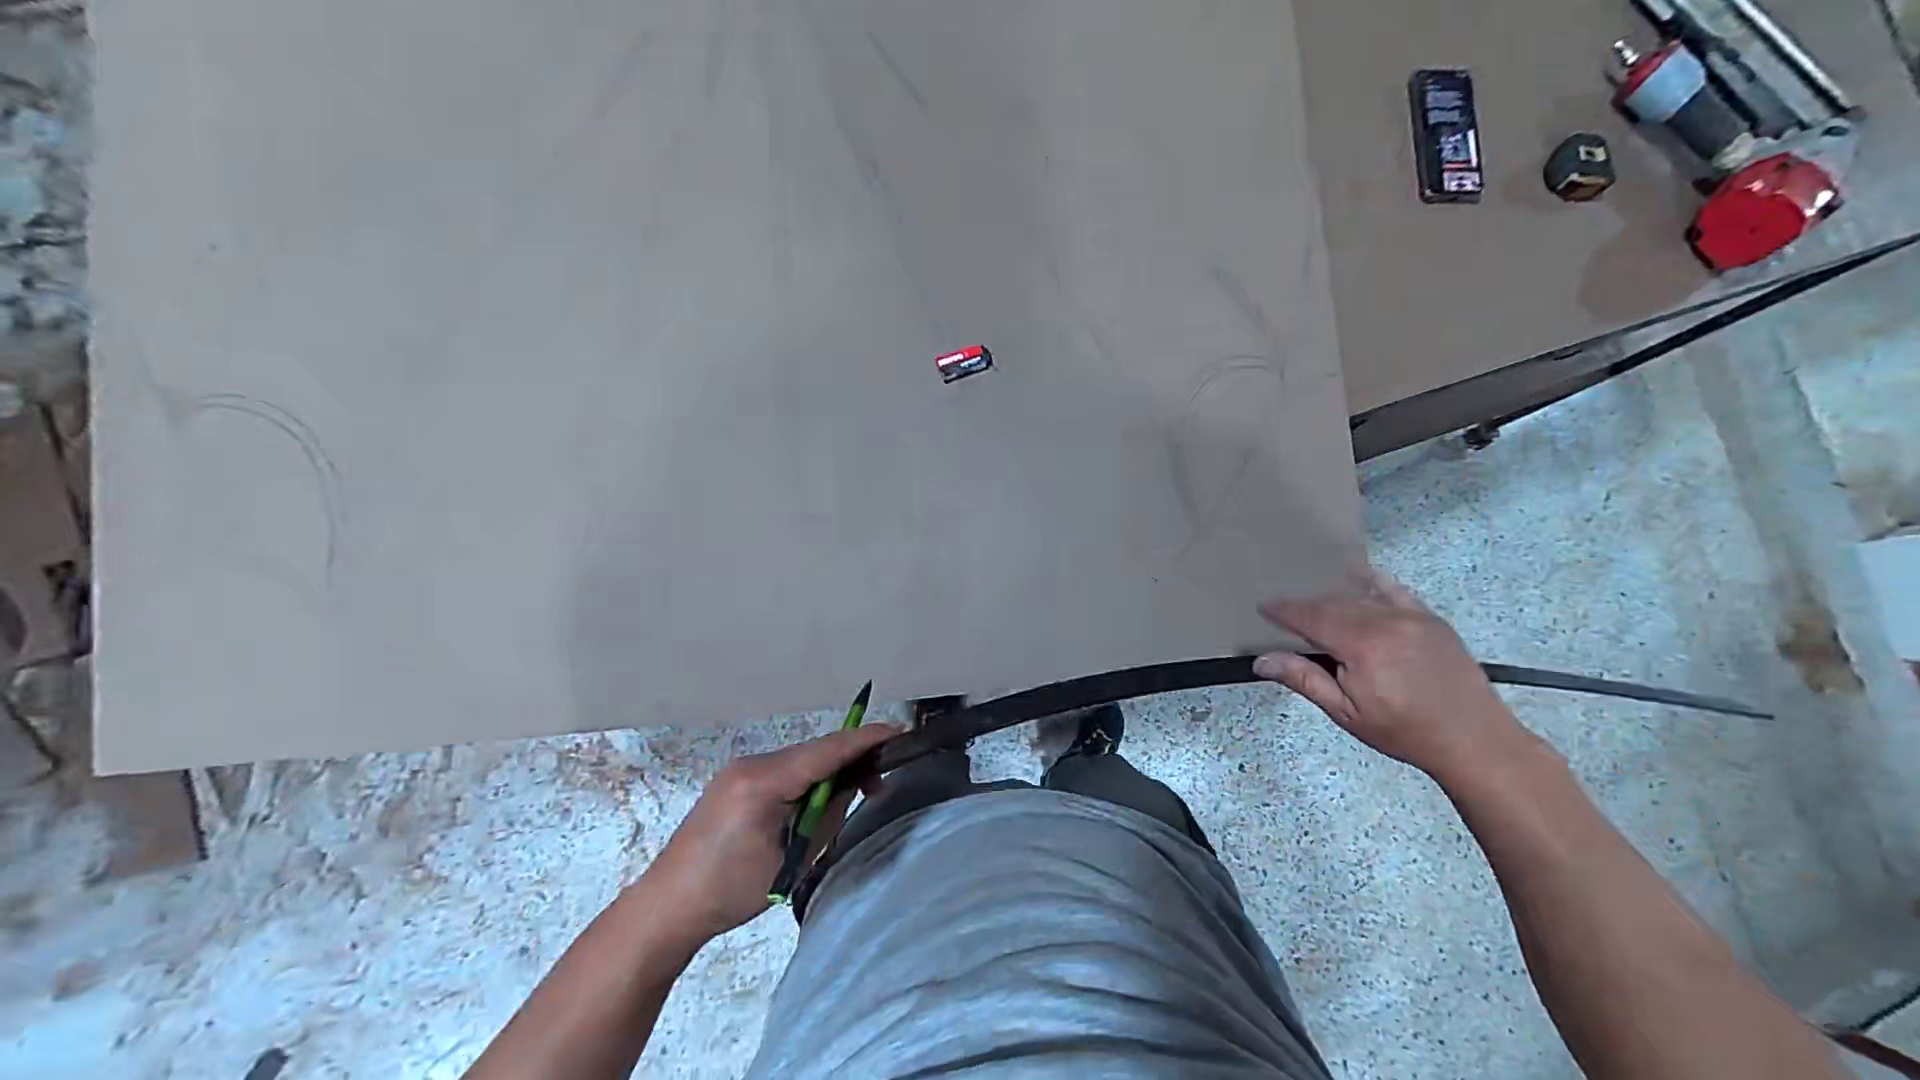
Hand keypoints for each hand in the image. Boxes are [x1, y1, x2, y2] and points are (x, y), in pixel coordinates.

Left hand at [639, 723, 901, 944]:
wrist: (668, 905)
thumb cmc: (730, 891)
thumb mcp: (791, 859)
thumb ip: (826, 816)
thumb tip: (851, 785)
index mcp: (762, 781)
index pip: (825, 751)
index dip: (863, 740)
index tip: (896, 732)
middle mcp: (751, 764)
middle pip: (814, 751)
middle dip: (850, 758)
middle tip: (880, 780)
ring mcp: (740, 770)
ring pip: (800, 759)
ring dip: (828, 770)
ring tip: (854, 792)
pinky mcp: (735, 781)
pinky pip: (784, 769)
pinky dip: (808, 777)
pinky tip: (819, 797)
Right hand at [1253, 570, 1532, 779]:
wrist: (1474, 739)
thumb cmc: (1404, 731)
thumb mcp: (1346, 713)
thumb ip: (1304, 679)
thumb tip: (1262, 661)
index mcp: (1362, 645)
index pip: (1311, 616)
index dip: (1284, 610)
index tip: (1263, 606)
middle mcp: (1386, 621)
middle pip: (1333, 602)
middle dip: (1305, 605)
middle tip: (1284, 611)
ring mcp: (1412, 616)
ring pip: (1360, 595)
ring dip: (1332, 596)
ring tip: (1313, 602)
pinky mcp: (1430, 618)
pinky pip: (1393, 590)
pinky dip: (1371, 583)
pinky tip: (1358, 580)